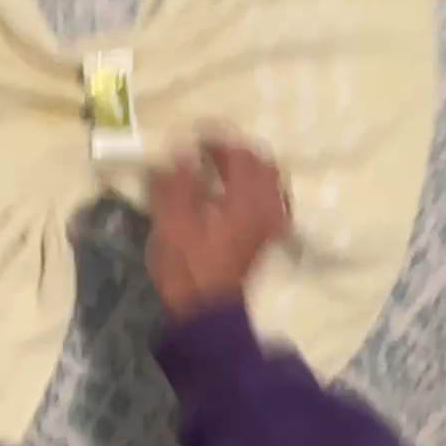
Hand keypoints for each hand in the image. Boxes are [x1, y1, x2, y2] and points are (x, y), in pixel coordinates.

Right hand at [147, 124, 291, 319]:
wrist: (207, 312)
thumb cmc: (186, 268)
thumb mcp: (171, 223)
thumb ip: (175, 183)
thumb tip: (179, 150)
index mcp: (243, 198)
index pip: (238, 153)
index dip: (217, 138)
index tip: (196, 133)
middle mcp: (265, 206)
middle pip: (261, 163)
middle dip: (236, 150)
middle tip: (209, 149)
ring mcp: (270, 224)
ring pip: (271, 182)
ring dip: (249, 169)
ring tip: (224, 168)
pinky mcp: (266, 240)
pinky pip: (274, 204)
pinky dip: (260, 192)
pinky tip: (242, 196)